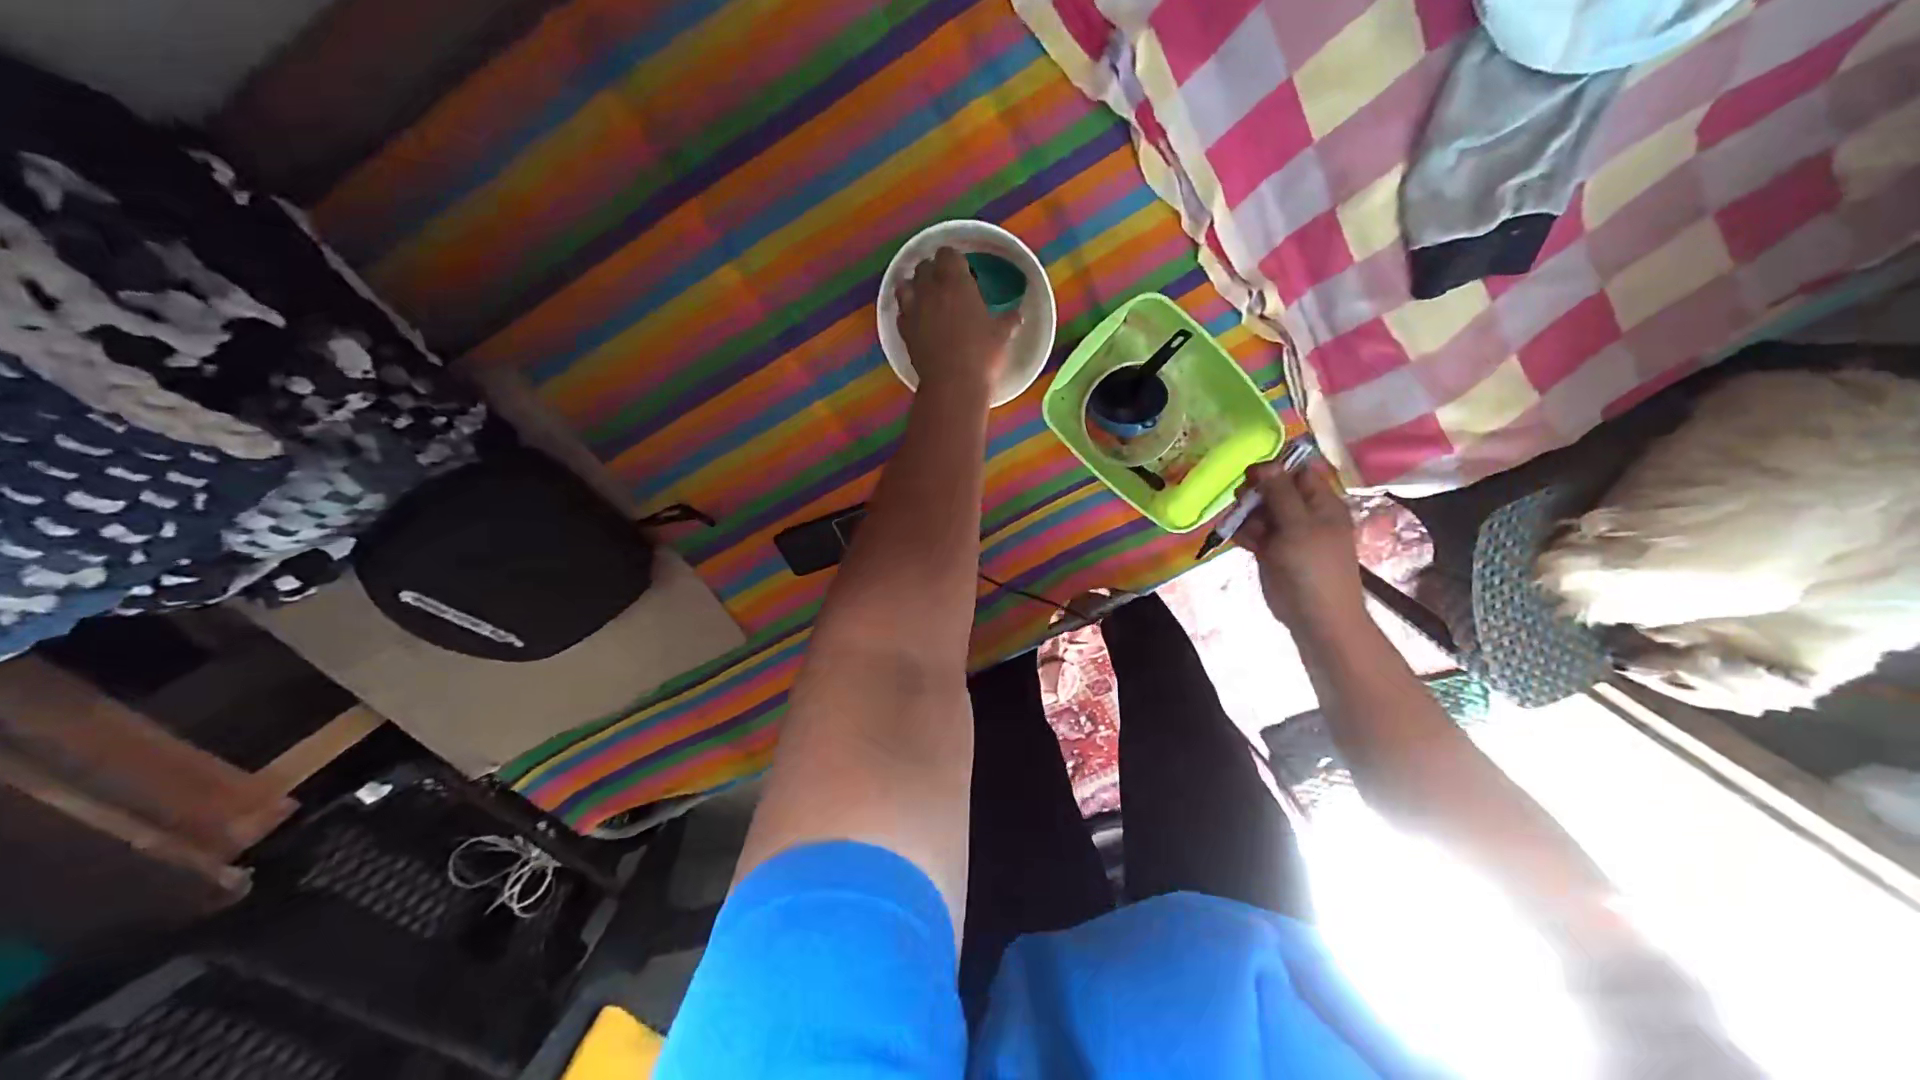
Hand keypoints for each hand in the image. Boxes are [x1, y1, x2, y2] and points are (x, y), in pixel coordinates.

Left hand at [896, 247, 1018, 394]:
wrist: (953, 384)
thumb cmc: (982, 354)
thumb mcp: (1002, 335)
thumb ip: (1009, 320)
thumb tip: (1017, 315)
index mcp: (956, 282)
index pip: (947, 254)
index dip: (953, 260)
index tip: (962, 270)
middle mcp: (930, 289)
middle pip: (924, 266)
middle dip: (933, 270)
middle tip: (945, 284)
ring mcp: (913, 309)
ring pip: (905, 285)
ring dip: (914, 287)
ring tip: (925, 297)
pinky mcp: (903, 330)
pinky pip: (900, 311)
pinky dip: (907, 311)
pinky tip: (917, 319)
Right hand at [1232, 457, 1365, 630]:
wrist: (1315, 616)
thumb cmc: (1314, 567)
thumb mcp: (1298, 525)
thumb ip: (1280, 493)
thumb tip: (1266, 463)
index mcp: (1321, 503)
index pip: (1297, 472)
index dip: (1275, 469)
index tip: (1251, 474)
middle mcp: (1304, 514)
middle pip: (1274, 490)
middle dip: (1255, 493)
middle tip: (1242, 501)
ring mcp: (1286, 533)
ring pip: (1259, 511)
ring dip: (1245, 514)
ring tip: (1239, 526)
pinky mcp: (1271, 551)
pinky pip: (1253, 532)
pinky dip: (1243, 533)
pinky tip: (1239, 540)